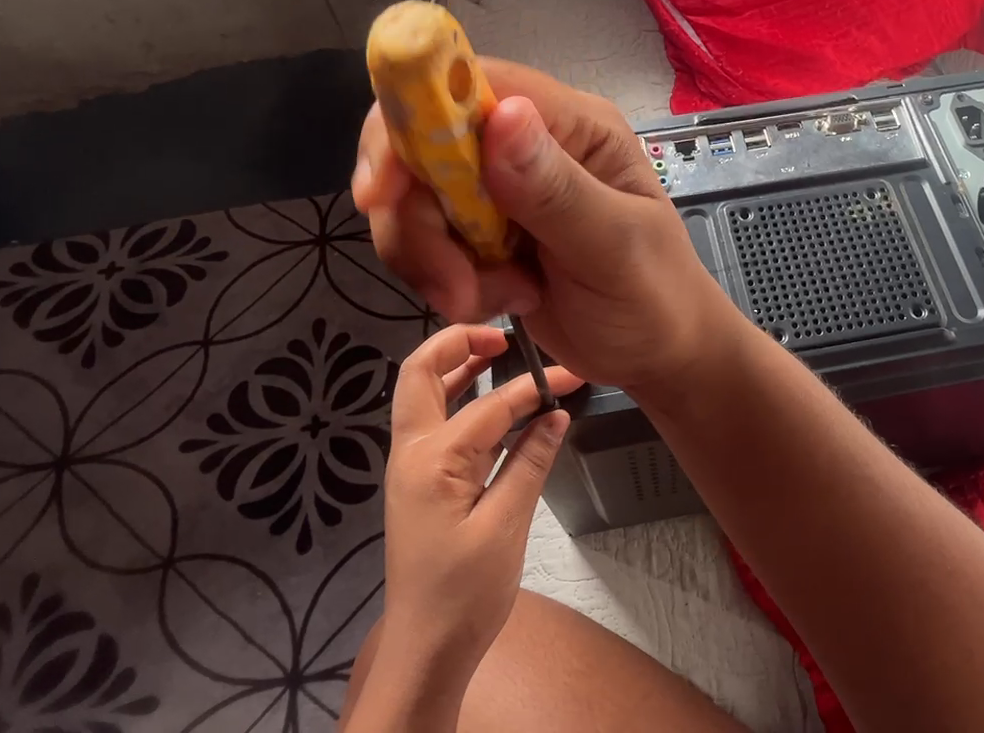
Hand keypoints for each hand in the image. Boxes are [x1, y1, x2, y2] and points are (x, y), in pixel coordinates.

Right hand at [351, 59, 749, 393]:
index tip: (382, 191)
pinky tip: (500, 302)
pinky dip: (446, 279)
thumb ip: (556, 189)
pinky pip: (428, 240)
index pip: (474, 86)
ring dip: (436, 260)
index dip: (413, 122)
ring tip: (495, 299)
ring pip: (416, 200)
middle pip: (424, 146)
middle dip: (419, 220)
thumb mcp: (614, 247)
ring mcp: (502, 189)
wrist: (657, 352)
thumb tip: (504, 116)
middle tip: (452, 283)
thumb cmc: (655, 297)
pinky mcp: (483, 232)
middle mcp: (529, 144)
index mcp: (573, 125)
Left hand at [372, 324, 581, 697]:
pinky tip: (498, 402)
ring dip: (457, 367)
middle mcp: (412, 452)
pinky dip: (464, 400)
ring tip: (499, 353)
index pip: (489, 406)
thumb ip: (529, 462)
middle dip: (457, 343)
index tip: (572, 375)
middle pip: (420, 374)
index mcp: (431, 461)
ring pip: (425, 395)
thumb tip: (556, 414)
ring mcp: (412, 466)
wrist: (426, 647)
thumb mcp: (506, 526)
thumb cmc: (465, 592)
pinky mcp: (423, 480)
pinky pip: (439, 423)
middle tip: (502, 336)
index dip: (533, 387)